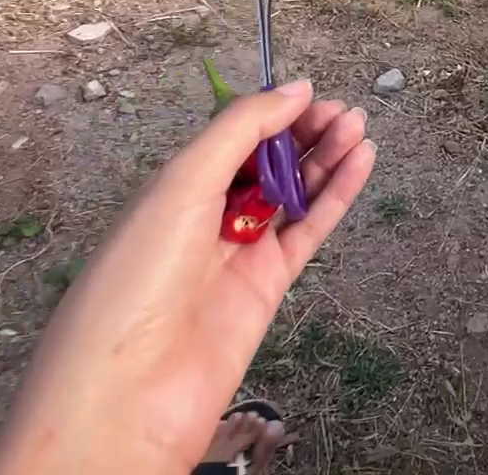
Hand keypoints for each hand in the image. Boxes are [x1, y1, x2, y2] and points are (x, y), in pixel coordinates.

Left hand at [0, 80, 375, 473]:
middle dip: (305, 132)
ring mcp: (240, 251)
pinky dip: (337, 195)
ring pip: (294, 192)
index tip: (309, 95)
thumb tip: (295, 89)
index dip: (272, 114)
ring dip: (327, 157)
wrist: (126, 398)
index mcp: (176, 187)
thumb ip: (240, 131)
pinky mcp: (269, 284)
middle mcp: (208, 215)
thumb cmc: (137, 281)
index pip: (234, 138)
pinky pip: (310, 229)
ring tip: (358, 127)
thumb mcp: (182, 185)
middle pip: (268, 162)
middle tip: (342, 113)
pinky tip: (361, 163)